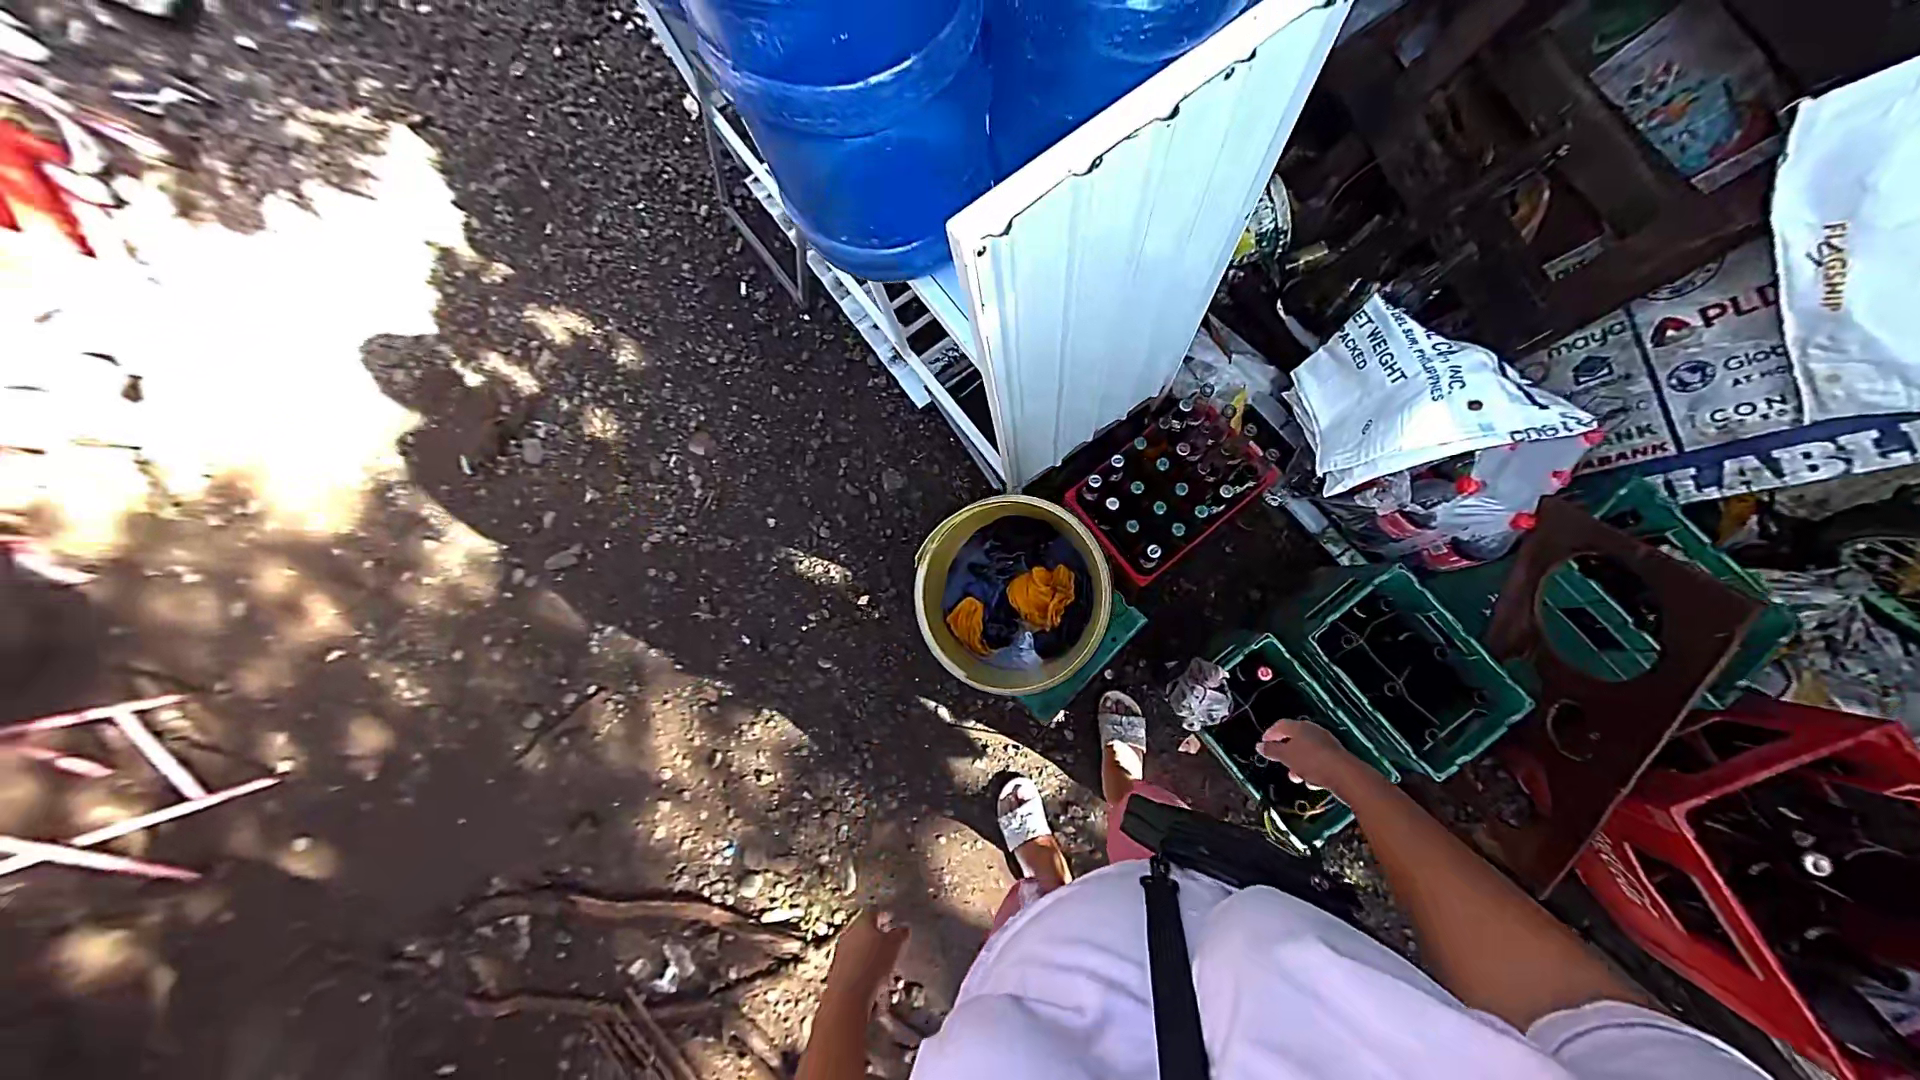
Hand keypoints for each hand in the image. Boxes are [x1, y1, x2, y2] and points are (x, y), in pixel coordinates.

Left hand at [823, 910, 909, 1007]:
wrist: (848, 997)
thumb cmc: (874, 964)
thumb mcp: (895, 945)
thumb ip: (901, 934)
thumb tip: (903, 929)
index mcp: (862, 922)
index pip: (874, 913)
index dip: (885, 915)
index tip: (892, 919)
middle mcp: (849, 935)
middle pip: (866, 932)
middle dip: (879, 939)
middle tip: (892, 945)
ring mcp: (841, 955)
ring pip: (861, 951)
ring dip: (873, 957)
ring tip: (887, 969)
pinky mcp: (838, 975)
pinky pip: (856, 969)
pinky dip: (866, 973)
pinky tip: (876, 984)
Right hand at [1257, 717, 1371, 794]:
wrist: (1346, 776)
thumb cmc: (1311, 762)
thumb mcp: (1286, 757)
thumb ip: (1271, 750)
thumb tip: (1259, 746)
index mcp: (1299, 727)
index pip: (1280, 725)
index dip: (1270, 734)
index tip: (1263, 744)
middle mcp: (1313, 731)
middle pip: (1294, 739)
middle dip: (1286, 753)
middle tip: (1280, 763)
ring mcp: (1327, 744)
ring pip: (1306, 752)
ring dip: (1298, 764)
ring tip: (1297, 777)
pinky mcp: (1336, 757)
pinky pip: (1319, 761)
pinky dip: (1312, 769)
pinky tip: (1312, 781)